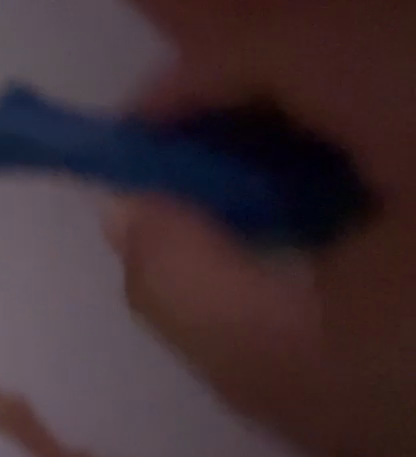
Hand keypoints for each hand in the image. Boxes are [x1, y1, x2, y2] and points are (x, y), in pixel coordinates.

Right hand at [109, 0, 415, 456]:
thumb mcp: (270, 367)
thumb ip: (175, 281)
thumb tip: (126, 208)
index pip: (297, 41)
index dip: (191, 81)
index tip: (125, 146)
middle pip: (355, 31)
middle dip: (251, 85)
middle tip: (189, 166)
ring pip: (393, 53)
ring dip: (312, 103)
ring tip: (266, 185)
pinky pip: (413, 96)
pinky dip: (369, 123)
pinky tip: (350, 192)